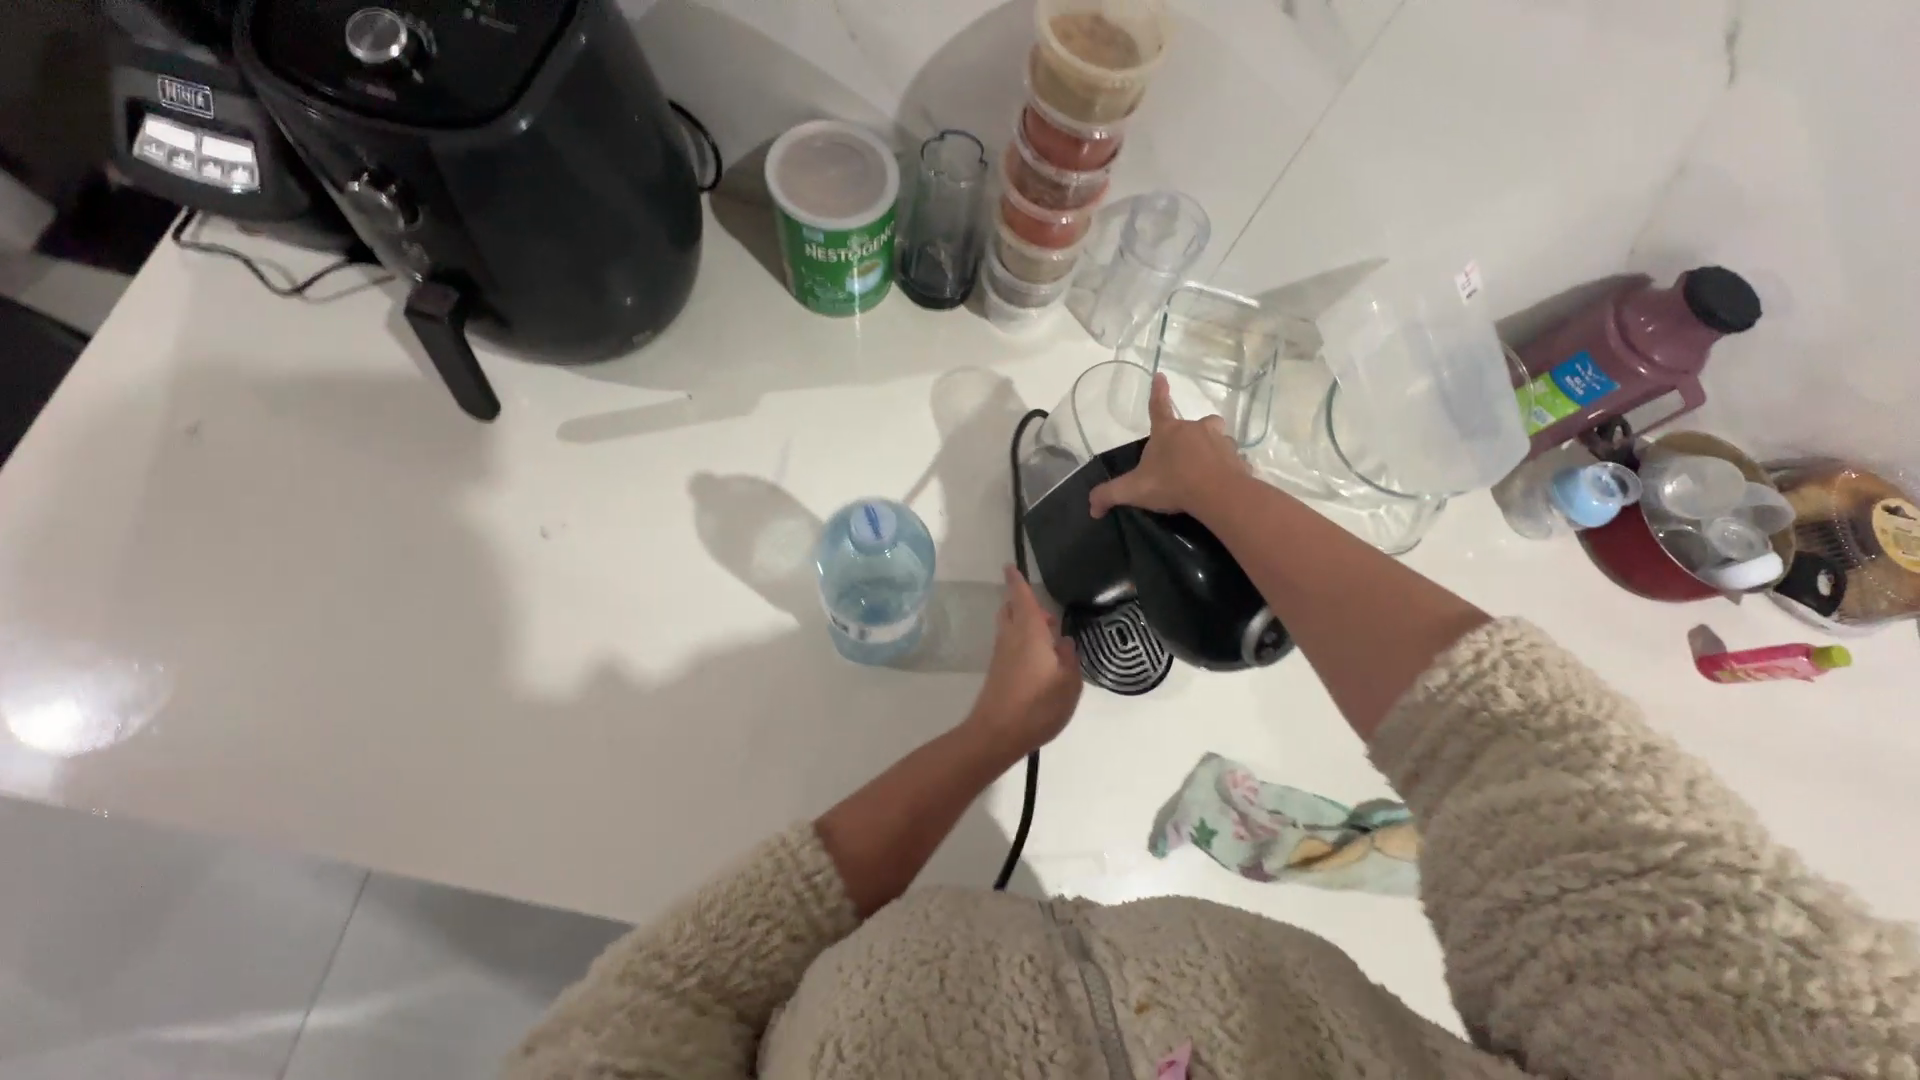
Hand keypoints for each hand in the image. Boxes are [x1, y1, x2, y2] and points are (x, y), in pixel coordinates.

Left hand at [965, 566, 1083, 759]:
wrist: (997, 734)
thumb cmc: (1038, 705)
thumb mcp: (1069, 683)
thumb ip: (1069, 658)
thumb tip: (1065, 642)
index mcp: (1029, 633)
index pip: (1021, 598)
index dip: (1017, 581)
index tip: (1010, 566)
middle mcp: (1011, 638)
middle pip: (1010, 610)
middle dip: (1022, 603)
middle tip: (1044, 611)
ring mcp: (1001, 656)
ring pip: (1009, 627)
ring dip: (1023, 623)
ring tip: (1048, 635)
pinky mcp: (998, 673)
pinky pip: (1009, 645)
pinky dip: (1022, 640)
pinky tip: (1039, 659)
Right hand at [1088, 373, 1248, 519]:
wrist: (1216, 493)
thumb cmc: (1172, 483)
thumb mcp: (1133, 490)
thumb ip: (1109, 495)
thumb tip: (1092, 508)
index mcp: (1168, 432)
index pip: (1158, 407)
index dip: (1158, 392)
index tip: (1161, 375)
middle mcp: (1195, 430)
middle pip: (1195, 424)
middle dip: (1191, 436)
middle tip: (1185, 457)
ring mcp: (1220, 442)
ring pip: (1218, 440)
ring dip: (1213, 450)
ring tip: (1206, 470)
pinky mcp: (1237, 459)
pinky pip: (1233, 462)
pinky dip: (1229, 469)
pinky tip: (1224, 484)